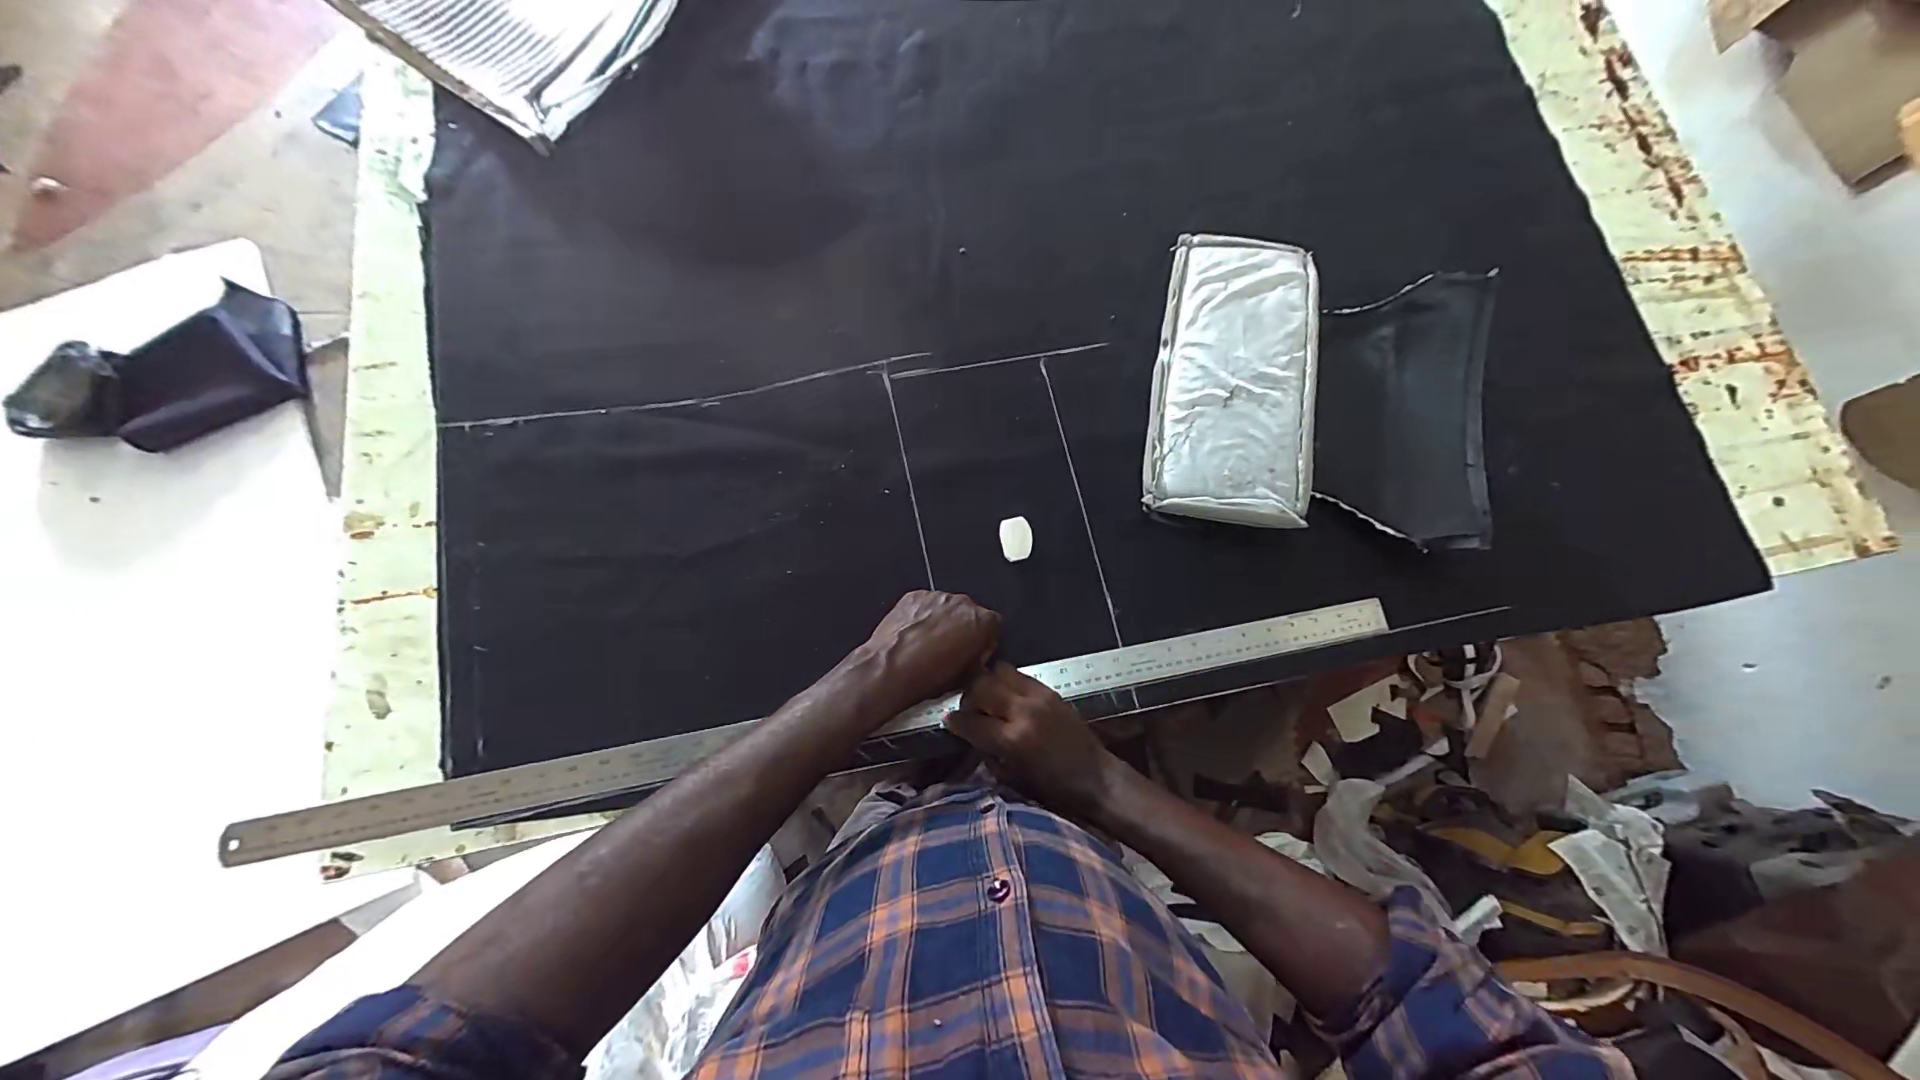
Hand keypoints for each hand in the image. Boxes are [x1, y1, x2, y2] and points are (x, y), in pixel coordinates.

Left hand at [856, 591, 1000, 717]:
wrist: (889, 671)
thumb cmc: (925, 676)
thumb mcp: (966, 678)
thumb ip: (979, 661)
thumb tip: (976, 660)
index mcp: (981, 622)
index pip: (994, 624)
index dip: (985, 640)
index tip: (976, 650)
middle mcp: (961, 604)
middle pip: (970, 613)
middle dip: (963, 629)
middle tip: (951, 650)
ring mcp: (936, 597)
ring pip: (946, 608)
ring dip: (942, 622)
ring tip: (929, 645)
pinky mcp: (914, 597)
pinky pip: (925, 605)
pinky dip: (922, 617)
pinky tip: (914, 636)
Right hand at [944, 662, 1122, 819]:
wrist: (1096, 776)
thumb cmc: (1054, 788)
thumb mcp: (1014, 779)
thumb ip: (989, 754)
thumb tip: (971, 735)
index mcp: (1013, 740)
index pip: (971, 721)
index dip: (954, 721)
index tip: (947, 721)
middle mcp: (1023, 712)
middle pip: (981, 687)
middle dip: (968, 697)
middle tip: (968, 709)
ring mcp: (1038, 697)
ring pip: (998, 672)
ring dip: (987, 683)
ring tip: (987, 698)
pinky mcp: (1050, 691)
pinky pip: (1019, 675)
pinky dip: (1007, 682)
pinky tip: (1006, 695)